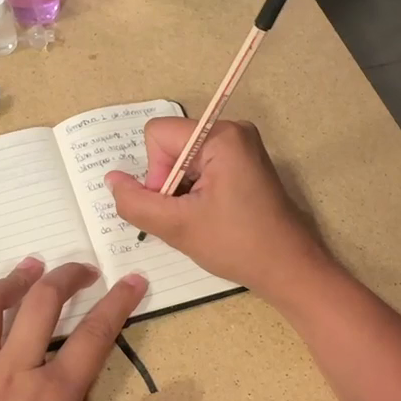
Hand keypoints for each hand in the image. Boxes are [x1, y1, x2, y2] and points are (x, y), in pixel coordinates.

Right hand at [105, 118, 330, 298]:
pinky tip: (210, 215)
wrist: (289, 269)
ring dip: (180, 190)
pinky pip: (201, 166)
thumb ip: (135, 201)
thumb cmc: (237, 245)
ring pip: (183, 159)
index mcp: (220, 136)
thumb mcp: (176, 226)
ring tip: (200, 218)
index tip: (175, 202)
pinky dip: (195, 191)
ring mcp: (241, 147)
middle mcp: (232, 131)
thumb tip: (111, 179)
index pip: (157, 135)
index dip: (154, 172)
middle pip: (170, 145)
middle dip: (167, 182)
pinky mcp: (244, 163)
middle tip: (187, 215)